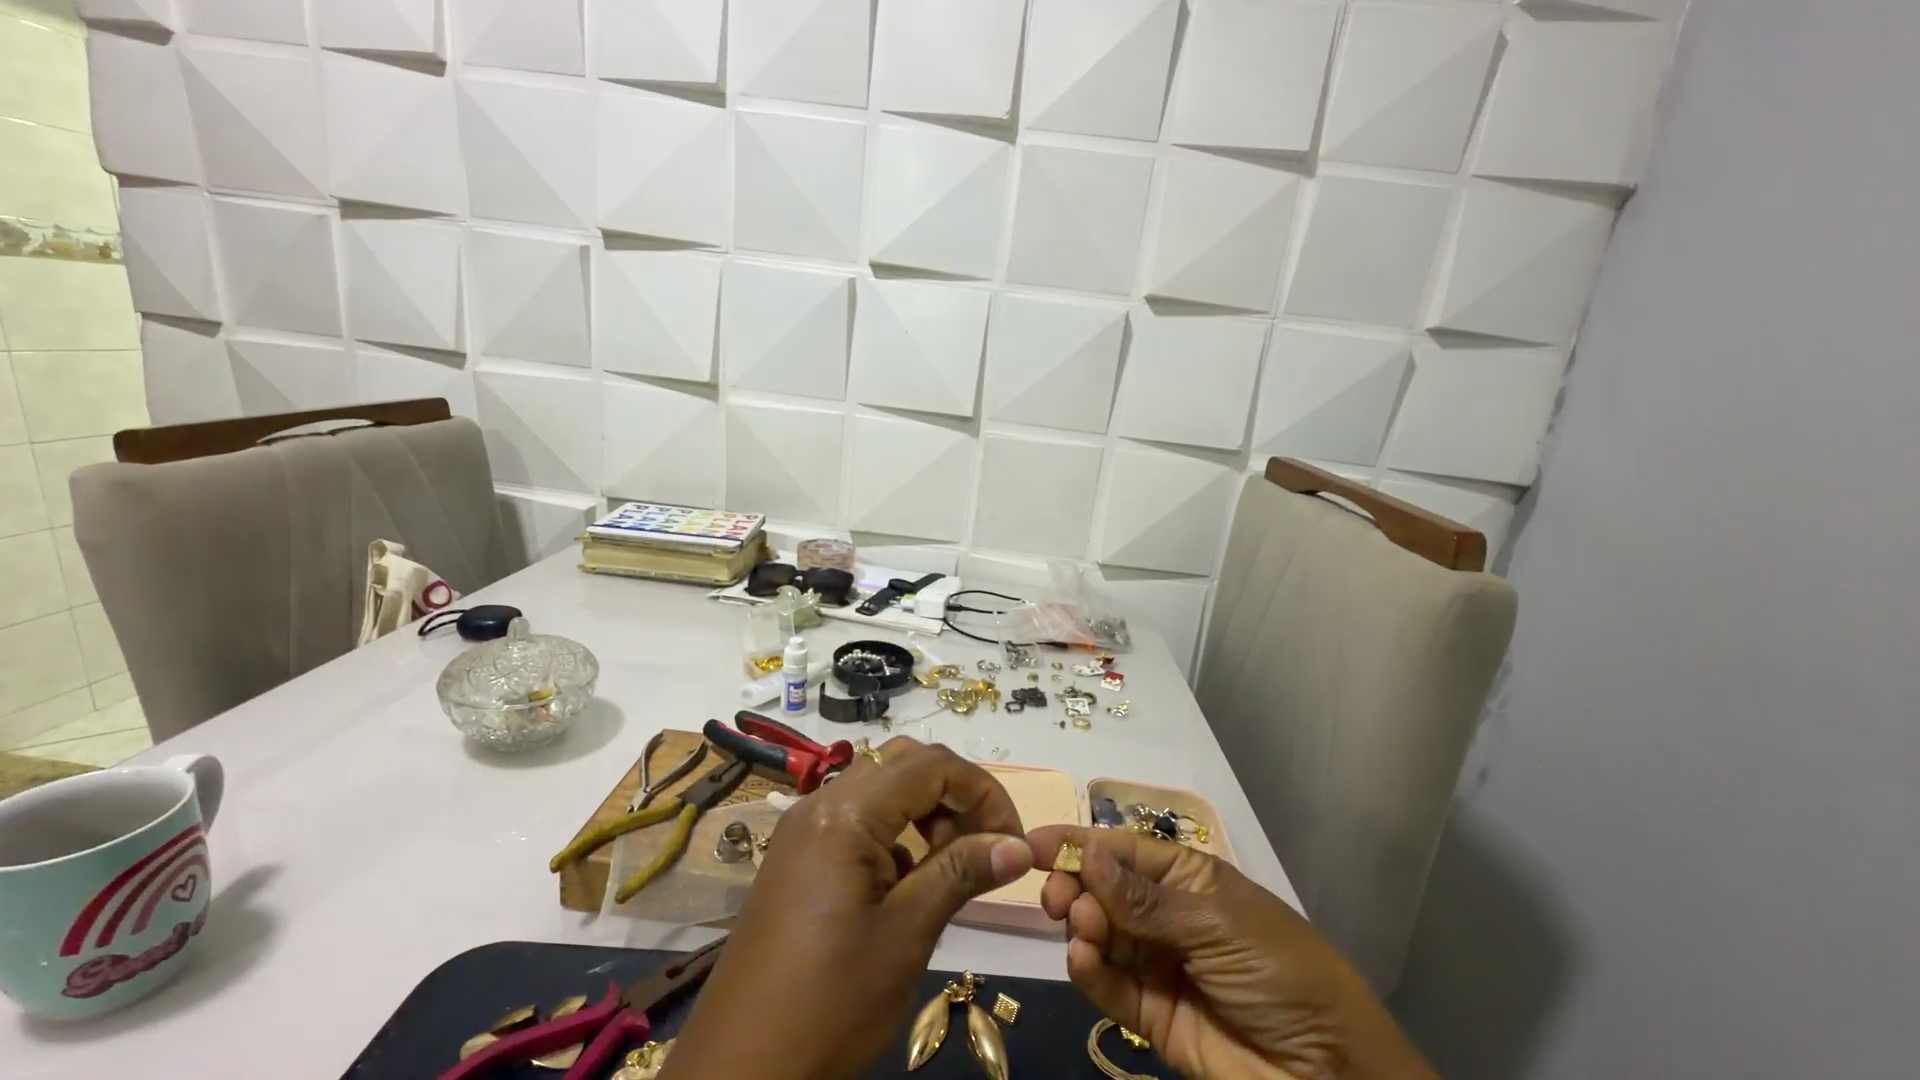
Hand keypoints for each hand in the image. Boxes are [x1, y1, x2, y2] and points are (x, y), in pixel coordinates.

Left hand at [661, 739, 1032, 1079]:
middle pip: (904, 765)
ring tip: (954, 868)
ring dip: (927, 813)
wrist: (740, 1069)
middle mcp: (819, 805)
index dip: (983, 793)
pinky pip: (858, 822)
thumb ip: (961, 873)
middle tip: (986, 849)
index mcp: (845, 813)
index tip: (1013, 843)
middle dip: (956, 795)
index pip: (931, 765)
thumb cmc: (830, 1002)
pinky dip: (897, 836)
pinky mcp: (798, 860)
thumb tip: (1018, 845)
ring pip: (881, 790)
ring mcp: (804, 832)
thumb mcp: (906, 934)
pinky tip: (911, 885)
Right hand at [1028, 825, 1435, 1079]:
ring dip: (1082, 926)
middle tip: (1056, 898)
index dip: (1078, 843)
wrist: (1327, 1071)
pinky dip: (1086, 971)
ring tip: (1084, 930)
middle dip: (1075, 886)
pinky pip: (1106, 984)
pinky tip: (1083, 961)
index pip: (1124, 850)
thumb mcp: (1217, 924)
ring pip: (1099, 934)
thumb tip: (1087, 852)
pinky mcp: (1148, 1014)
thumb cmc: (1280, 973)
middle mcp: (1167, 916)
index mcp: (1190, 879)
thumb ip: (1144, 898)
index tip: (1031, 844)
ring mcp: (1156, 964)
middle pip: (1103, 890)